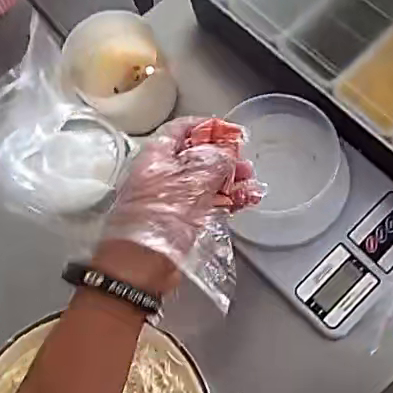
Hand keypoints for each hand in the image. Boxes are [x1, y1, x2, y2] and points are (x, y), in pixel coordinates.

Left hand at [99, 117, 263, 278]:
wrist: (141, 265)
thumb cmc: (158, 219)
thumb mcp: (191, 180)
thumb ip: (213, 160)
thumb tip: (226, 151)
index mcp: (156, 157)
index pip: (182, 129)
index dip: (208, 127)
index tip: (231, 132)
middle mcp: (161, 175)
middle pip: (196, 156)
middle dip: (224, 157)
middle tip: (245, 162)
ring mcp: (170, 199)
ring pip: (204, 182)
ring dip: (229, 180)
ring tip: (251, 183)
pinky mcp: (178, 222)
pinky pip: (205, 204)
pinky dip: (225, 200)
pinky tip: (244, 200)